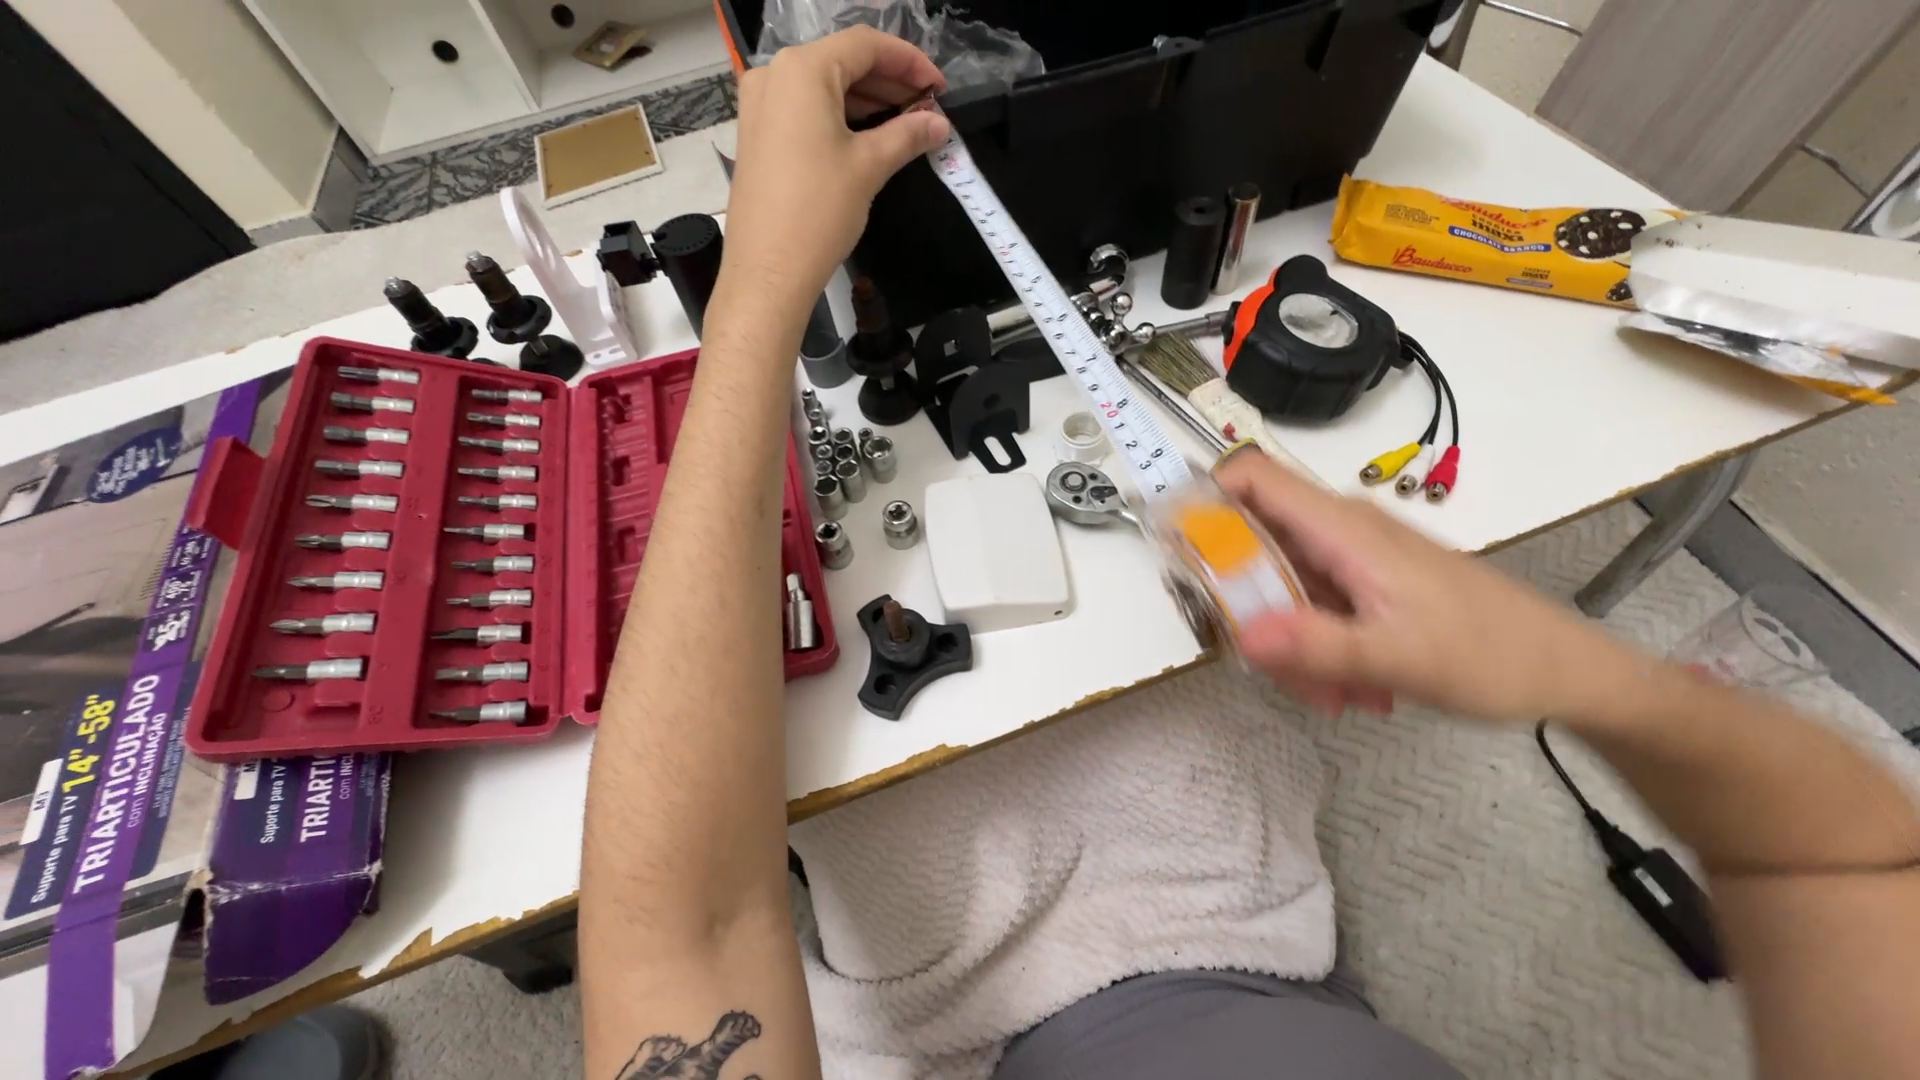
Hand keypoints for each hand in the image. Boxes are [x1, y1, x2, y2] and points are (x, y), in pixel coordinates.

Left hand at [724, 27, 950, 306]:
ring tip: (907, 124)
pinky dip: (841, 118)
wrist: (769, 270)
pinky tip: (871, 136)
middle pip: (843, 62)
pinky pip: (806, 111)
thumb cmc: (819, 212)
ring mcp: (761, 106)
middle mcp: (775, 76)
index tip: (939, 87)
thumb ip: (907, 135)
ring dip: (868, 101)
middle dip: (890, 82)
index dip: (909, 61)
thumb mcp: (870, 166)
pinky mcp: (758, 135)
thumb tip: (939, 124)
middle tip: (928, 108)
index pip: (865, 45)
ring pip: (825, 88)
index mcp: (802, 70)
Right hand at [1212, 448, 1636, 722]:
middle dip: (1249, 605)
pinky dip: (1315, 644)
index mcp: (1344, 529)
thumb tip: (1242, 636)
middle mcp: (1342, 532)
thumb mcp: (1399, 659)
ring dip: (1287, 638)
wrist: (1566, 672)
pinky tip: (1350, 687)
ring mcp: (1355, 558)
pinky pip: (1314, 604)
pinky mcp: (1368, 582)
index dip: (1205, 502)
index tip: (1182, 555)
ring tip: (1330, 692)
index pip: (1253, 478)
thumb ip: (1319, 647)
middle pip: (1254, 544)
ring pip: (1283, 583)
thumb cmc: (1492, 655)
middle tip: (1275, 665)